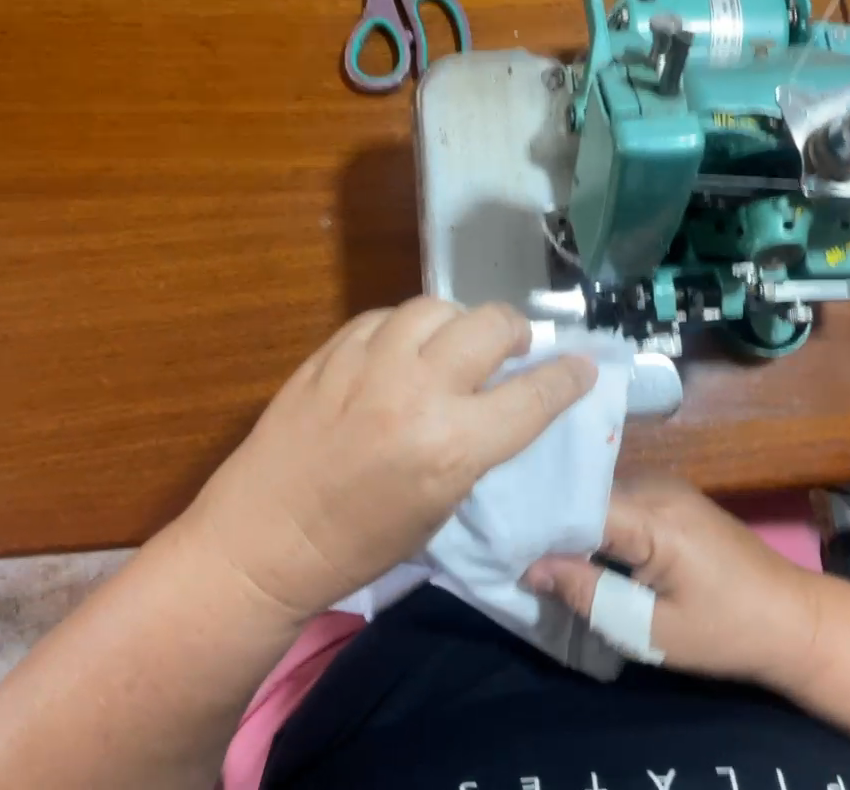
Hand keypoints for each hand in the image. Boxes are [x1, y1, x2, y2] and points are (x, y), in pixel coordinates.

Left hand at [187, 297, 597, 622]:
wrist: (267, 535)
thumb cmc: (361, 543)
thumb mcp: (442, 506)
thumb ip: (478, 445)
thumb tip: (504, 402)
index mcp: (452, 447)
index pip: (532, 396)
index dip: (567, 378)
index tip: (581, 366)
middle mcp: (417, 392)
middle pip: (490, 325)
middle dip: (514, 332)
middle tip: (512, 348)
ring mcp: (369, 363)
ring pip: (436, 307)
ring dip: (457, 322)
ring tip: (455, 343)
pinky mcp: (332, 351)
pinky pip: (386, 317)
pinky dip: (406, 328)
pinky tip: (403, 349)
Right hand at [524, 476, 819, 685]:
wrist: (795, 620)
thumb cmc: (726, 632)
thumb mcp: (652, 630)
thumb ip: (590, 594)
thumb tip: (530, 569)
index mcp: (654, 518)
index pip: (578, 503)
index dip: (538, 520)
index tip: (501, 538)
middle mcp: (657, 487)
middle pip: (585, 492)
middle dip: (549, 518)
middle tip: (508, 541)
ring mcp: (667, 487)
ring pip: (599, 493)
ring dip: (570, 518)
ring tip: (533, 541)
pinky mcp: (672, 497)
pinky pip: (619, 499)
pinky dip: (594, 518)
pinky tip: (576, 541)